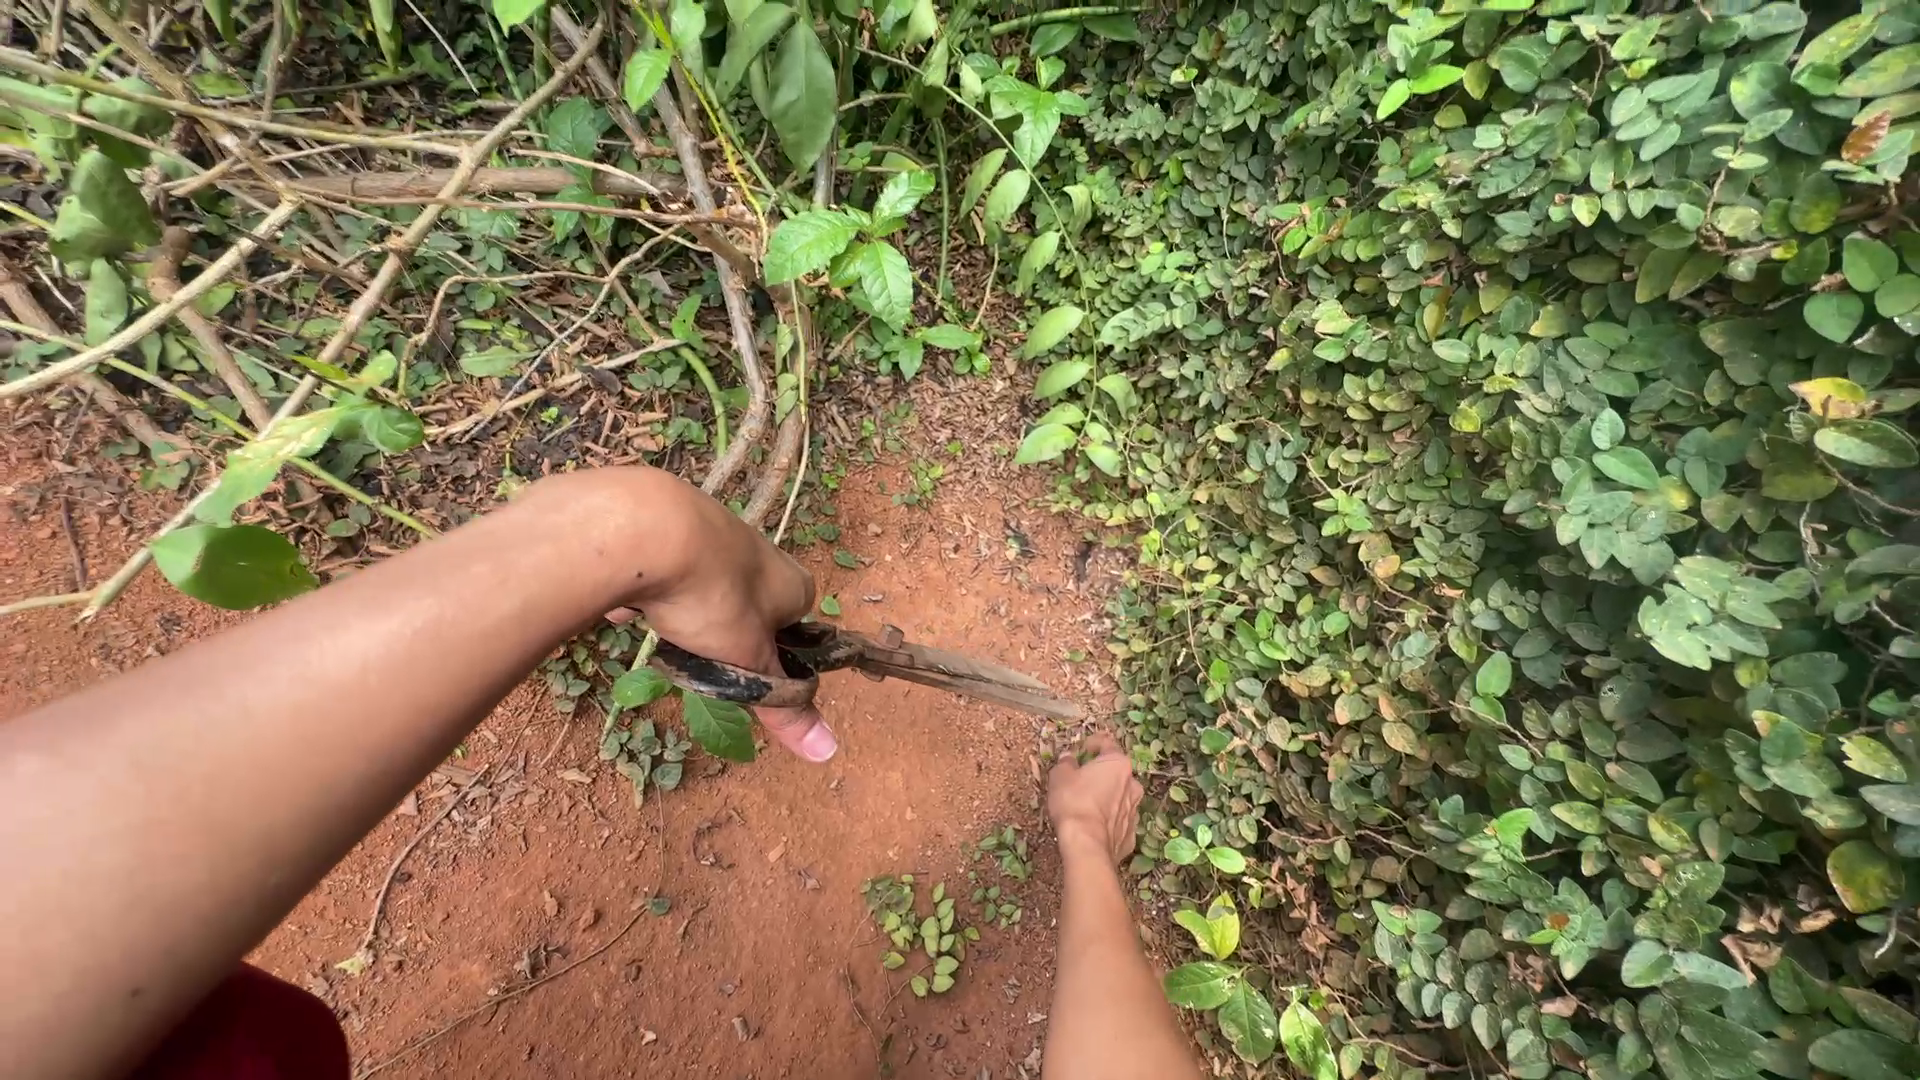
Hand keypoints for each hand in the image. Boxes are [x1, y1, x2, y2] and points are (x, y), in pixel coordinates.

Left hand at [595, 469, 836, 762]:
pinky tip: (631, 601)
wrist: (644, 527)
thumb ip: (783, 705)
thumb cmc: (713, 595)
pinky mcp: (671, 528)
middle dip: (722, 633)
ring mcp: (716, 535)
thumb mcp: (749, 661)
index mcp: (794, 583)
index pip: (797, 625)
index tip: (743, 668)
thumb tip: (828, 751)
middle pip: (748, 609)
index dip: (771, 652)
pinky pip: (665, 571)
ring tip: (661, 624)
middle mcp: (762, 553)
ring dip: (684, 612)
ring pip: (704, 590)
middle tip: (699, 651)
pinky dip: (650, 591)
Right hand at [1047, 733, 1142, 862]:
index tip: (1080, 750)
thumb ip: (1065, 763)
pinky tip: (1093, 825)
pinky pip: (1118, 820)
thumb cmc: (1073, 802)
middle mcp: (1132, 784)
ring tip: (1086, 805)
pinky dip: (1108, 819)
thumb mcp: (1060, 776)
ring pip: (1119, 796)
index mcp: (1118, 764)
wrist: (1087, 845)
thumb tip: (1068, 759)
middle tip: (1081, 779)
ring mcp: (1135, 810)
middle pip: (1115, 772)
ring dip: (1106, 797)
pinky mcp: (1131, 835)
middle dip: (1100, 773)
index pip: (1107, 743)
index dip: (1091, 743)